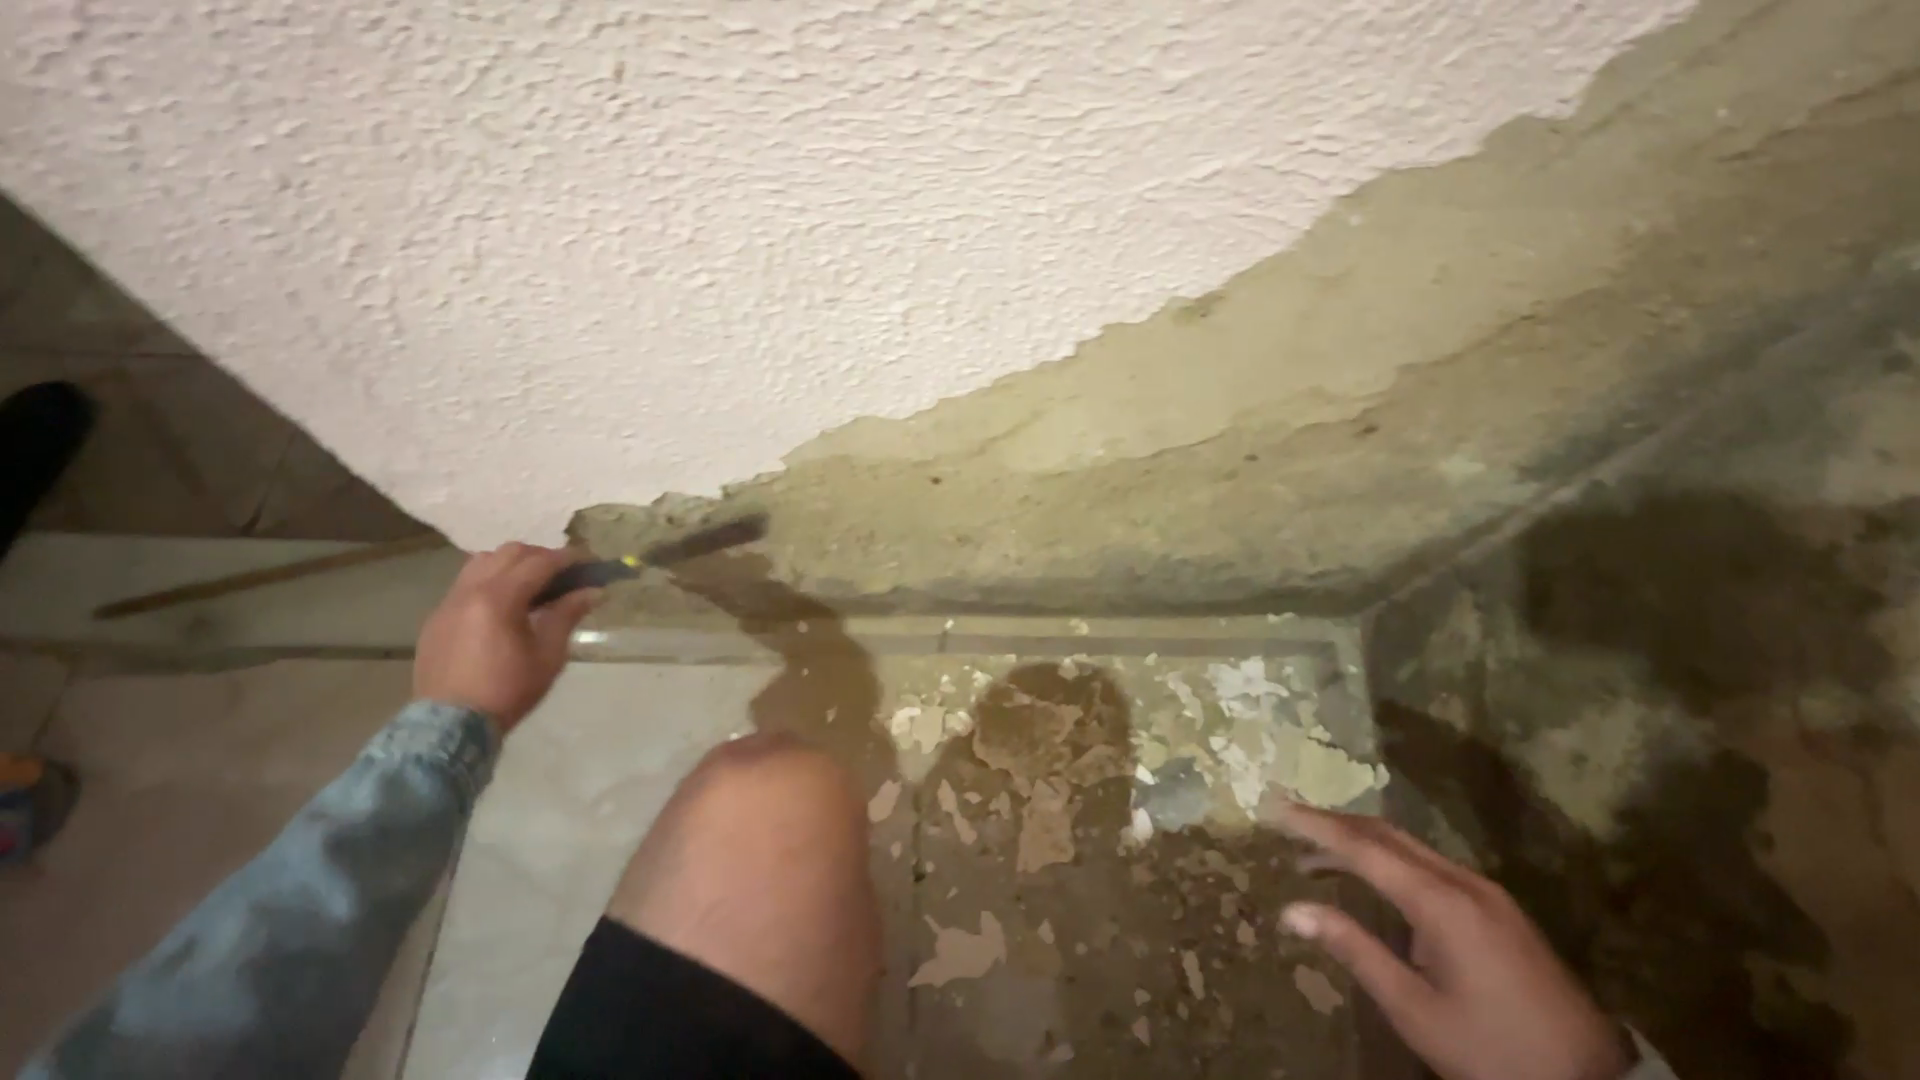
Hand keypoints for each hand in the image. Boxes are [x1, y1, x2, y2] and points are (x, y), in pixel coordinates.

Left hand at [413, 543, 599, 734]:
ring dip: (511, 564)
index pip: (539, 563)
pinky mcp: (437, 617)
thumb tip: (593, 591)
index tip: (590, 562)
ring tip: (531, 585)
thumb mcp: (548, 655)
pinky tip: (504, 605)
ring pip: (482, 562)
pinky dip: (490, 581)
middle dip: (541, 556)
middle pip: (509, 553)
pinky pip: (465, 583)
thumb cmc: (508, 690)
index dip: (568, 559)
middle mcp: (470, 591)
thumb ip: (567, 615)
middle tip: (564, 575)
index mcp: (498, 599)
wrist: (451, 724)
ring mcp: (448, 602)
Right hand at [1275, 802, 1632, 1079]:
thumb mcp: (1414, 1009)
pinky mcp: (1497, 908)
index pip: (1364, 848)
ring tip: (1313, 852)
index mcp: (1441, 903)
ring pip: (1409, 846)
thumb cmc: (1492, 1049)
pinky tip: (1370, 876)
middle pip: (1387, 834)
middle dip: (1334, 823)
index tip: (1276, 807)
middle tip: (1287, 818)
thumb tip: (1292, 909)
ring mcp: (1486, 892)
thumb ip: (1354, 950)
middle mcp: (1464, 882)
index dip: (1315, 826)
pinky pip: (1429, 864)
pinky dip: (1388, 858)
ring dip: (1360, 841)